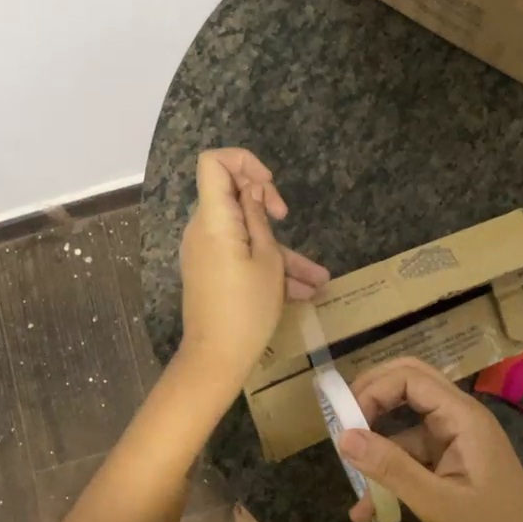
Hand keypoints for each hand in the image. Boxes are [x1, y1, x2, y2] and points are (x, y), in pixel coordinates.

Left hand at [178, 149, 329, 379]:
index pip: (213, 163)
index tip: (268, 187)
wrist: (216, 359)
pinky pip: (240, 256)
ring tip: (319, 278)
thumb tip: (252, 189)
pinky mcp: (211, 271)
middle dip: (269, 207)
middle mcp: (203, 229)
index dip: (243, 162)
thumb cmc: (246, 309)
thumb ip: (259, 219)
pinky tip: (304, 292)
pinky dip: (268, 267)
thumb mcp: (267, 262)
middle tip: (287, 218)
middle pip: (232, 196)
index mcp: (214, 219)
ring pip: (245, 234)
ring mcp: (206, 251)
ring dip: (281, 250)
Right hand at [340, 358, 522, 521]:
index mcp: (463, 418)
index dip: (373, 391)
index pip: (410, 378)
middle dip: (372, 398)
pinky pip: (412, 454)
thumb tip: (343, 437)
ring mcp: (456, 440)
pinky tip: (369, 509)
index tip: (345, 424)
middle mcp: (459, 418)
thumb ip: (391, 469)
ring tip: (349, 477)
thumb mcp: (438, 505)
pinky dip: (390, 472)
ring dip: (377, 446)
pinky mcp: (451, 462)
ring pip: (406, 423)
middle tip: (341, 421)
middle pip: (409, 384)